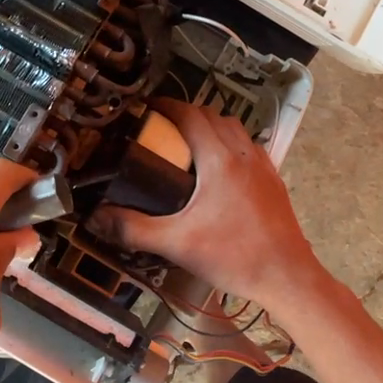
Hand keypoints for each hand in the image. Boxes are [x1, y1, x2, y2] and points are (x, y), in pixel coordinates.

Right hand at [97, 99, 328, 309]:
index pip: (190, 115)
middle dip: (186, 114)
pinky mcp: (274, 180)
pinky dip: (230, 144)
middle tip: (161, 128)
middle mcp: (243, 153)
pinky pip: (249, 146)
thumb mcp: (177, 244)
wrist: (287, 277)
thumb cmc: (233, 257)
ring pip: (234, 128)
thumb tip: (95, 217)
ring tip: (188, 144)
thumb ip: (133, 229)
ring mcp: (262, 165)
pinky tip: (219, 169)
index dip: (166, 106)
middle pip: (212, 116)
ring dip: (211, 126)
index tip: (146, 108)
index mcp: (219, 159)